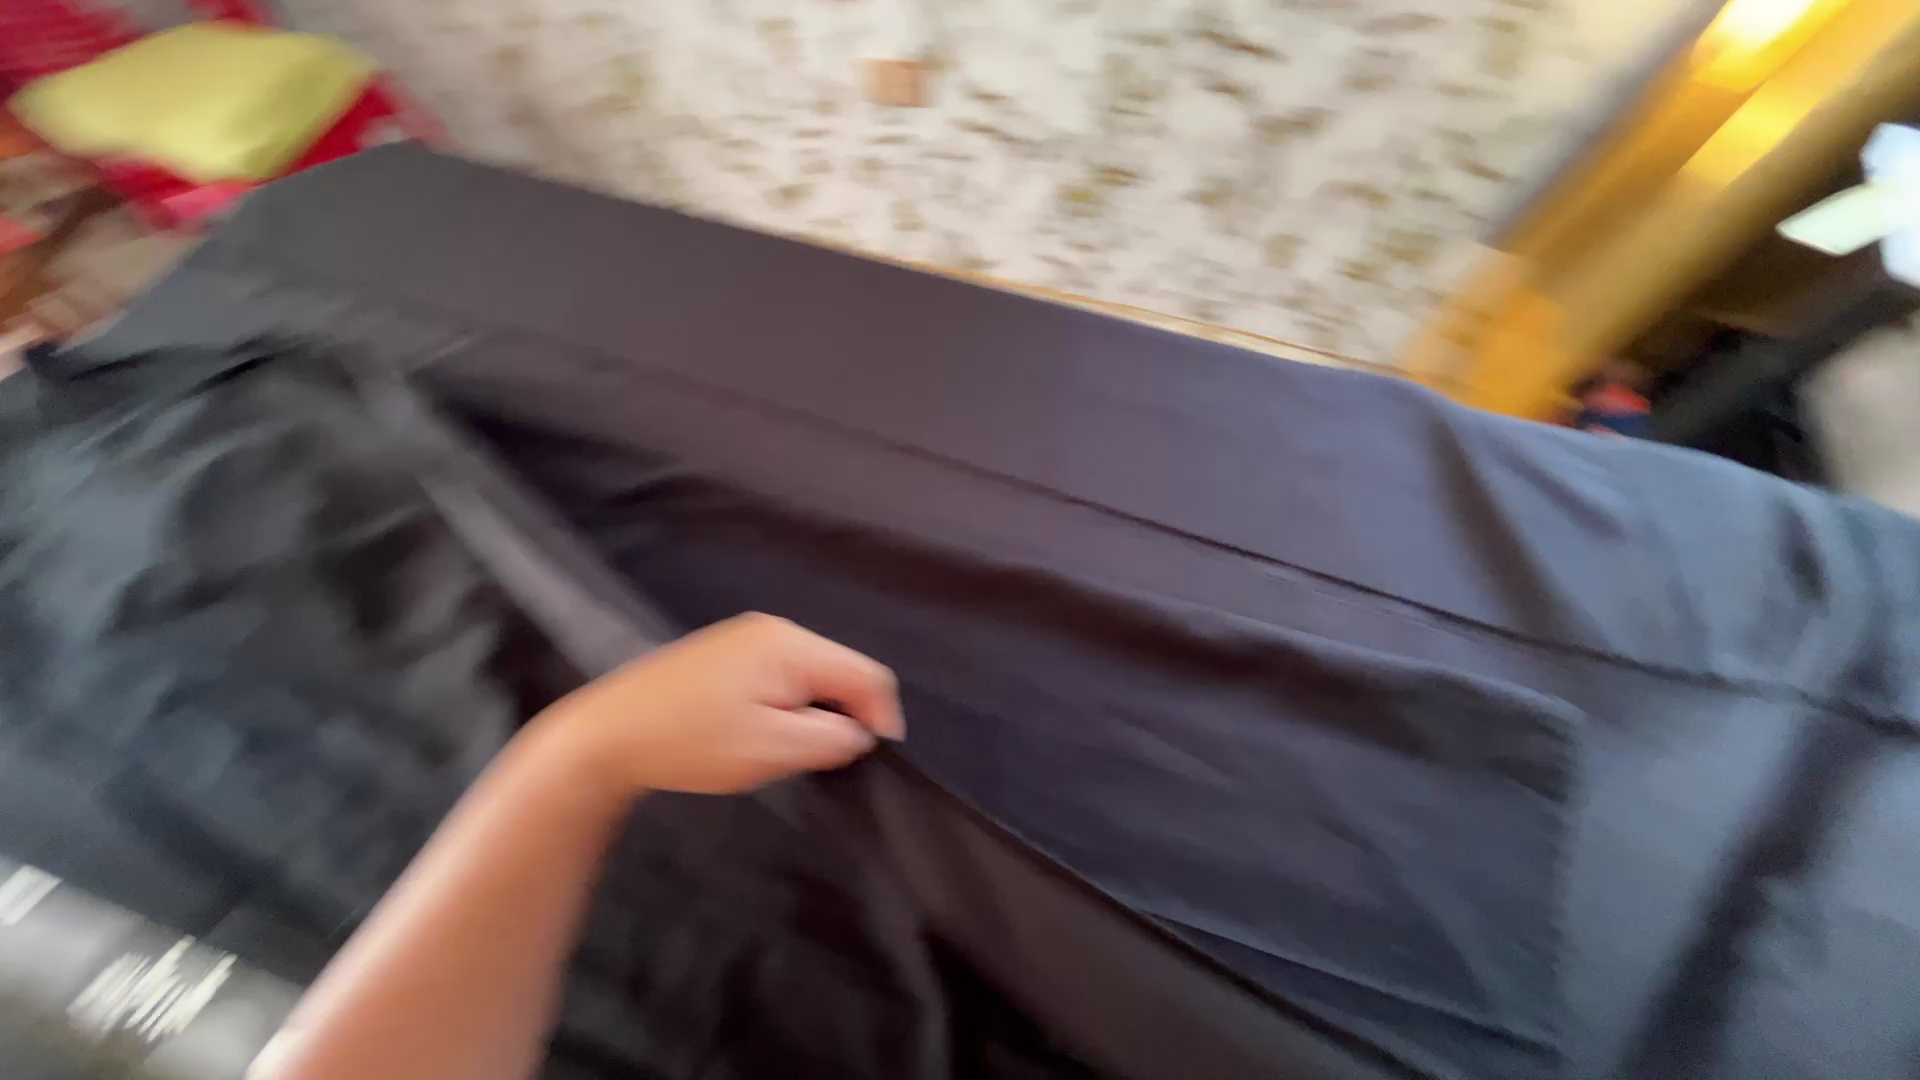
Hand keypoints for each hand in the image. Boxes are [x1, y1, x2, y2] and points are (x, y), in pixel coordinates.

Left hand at [532, 613, 903, 795]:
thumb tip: (859, 732)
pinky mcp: (727, 652)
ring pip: (811, 672)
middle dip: (845, 711)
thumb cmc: (689, 743)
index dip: (881, 715)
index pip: (865, 673)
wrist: (604, 736)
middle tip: (826, 756)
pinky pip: (781, 673)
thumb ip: (831, 739)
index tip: (874, 755)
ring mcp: (747, 636)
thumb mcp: (771, 749)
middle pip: (839, 668)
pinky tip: (763, 729)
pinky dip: (789, 702)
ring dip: (816, 709)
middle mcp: (774, 629)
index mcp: (790, 645)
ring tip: (791, 747)